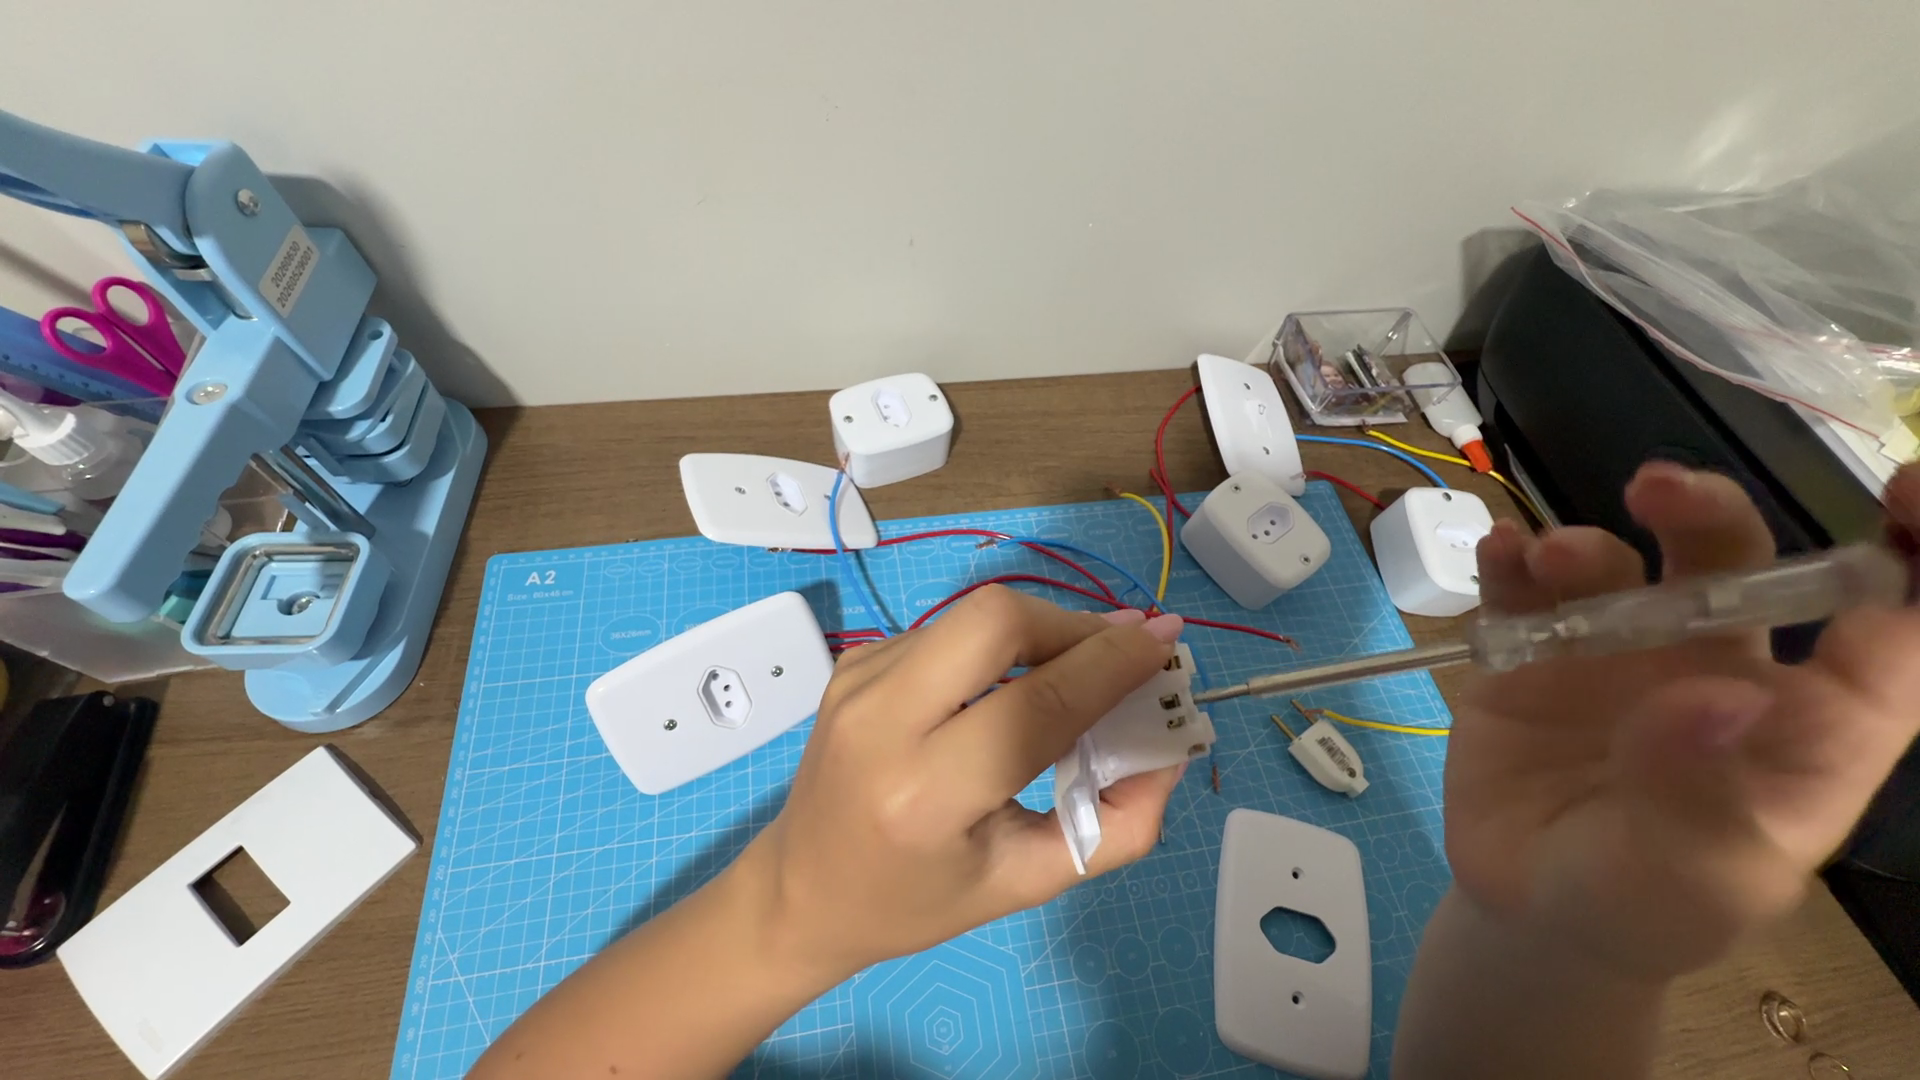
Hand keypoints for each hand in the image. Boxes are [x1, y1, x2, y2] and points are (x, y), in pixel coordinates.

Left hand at [734, 586, 1187, 981]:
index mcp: (924, 794)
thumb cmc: (916, 901)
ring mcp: (859, 678)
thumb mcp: (1026, 883)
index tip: (1163, 642)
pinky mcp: (854, 659)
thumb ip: (1116, 826)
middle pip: (995, 619)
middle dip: (1071, 623)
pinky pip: (947, 629)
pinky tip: (1010, 681)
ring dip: (1040, 628)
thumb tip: (1169, 748)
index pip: (1035, 704)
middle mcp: (881, 718)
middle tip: (1116, 651)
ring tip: (1077, 664)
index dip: (1109, 664)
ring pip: (972, 614)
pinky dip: (997, 643)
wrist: (800, 887)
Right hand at [1446, 461, 1919, 981]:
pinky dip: (1506, 564)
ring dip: (1586, 546)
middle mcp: (1710, 668)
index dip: (1911, 553)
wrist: (1525, 903)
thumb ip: (1699, 794)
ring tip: (1548, 556)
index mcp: (1803, 725)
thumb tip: (1722, 694)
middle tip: (1658, 490)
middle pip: (1727, 568)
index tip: (1899, 490)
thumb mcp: (1688, 878)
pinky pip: (1519, 596)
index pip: (1885, 631)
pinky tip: (1497, 552)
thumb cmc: (1638, 905)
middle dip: (1705, 515)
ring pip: (1614, 570)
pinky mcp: (1526, 657)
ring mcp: (1610, 657)